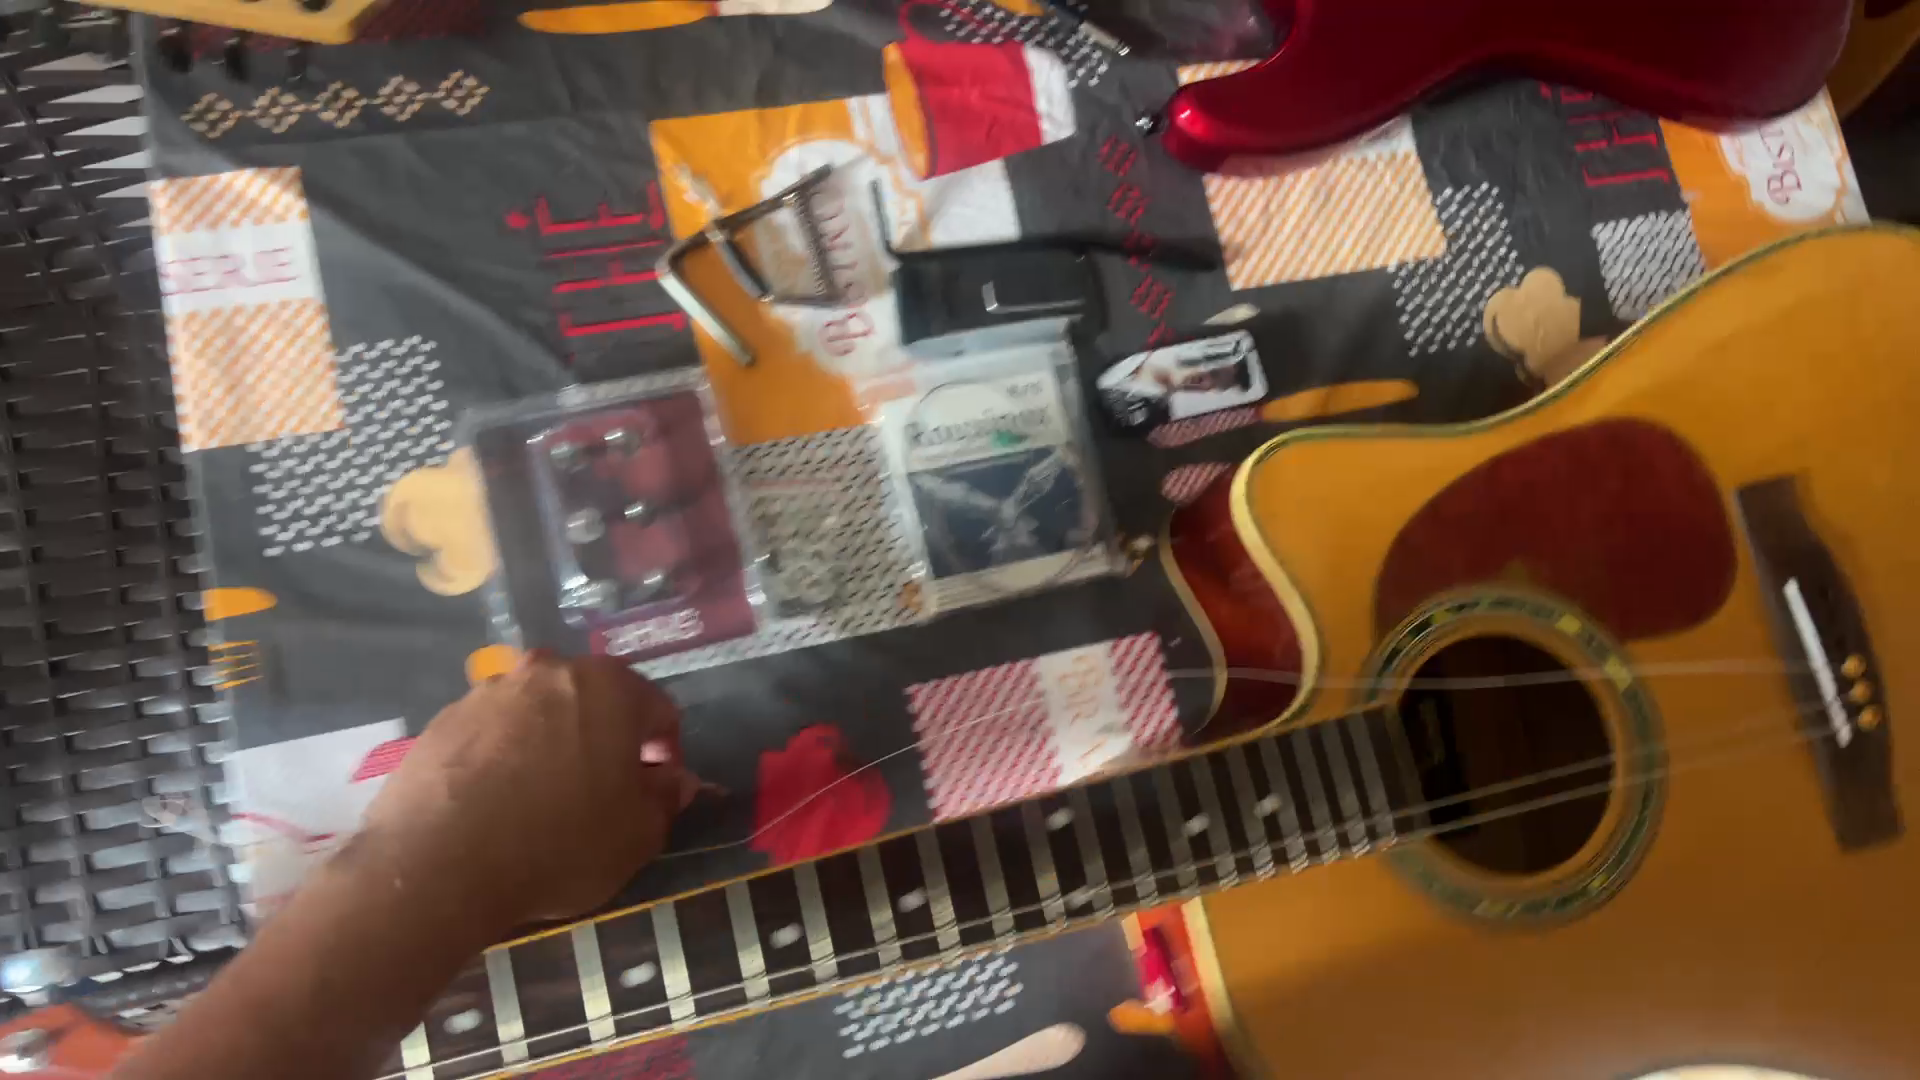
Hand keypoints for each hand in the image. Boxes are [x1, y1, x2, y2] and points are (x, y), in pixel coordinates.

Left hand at [359, 651, 695, 932]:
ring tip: (541, 800)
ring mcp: (492, 690)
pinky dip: (504, 757)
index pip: (659, 712)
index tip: (652, 792)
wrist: (433, 870)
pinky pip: (494, 733)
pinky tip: (496, 804)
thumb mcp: (637, 834)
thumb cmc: (559, 843)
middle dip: (607, 741)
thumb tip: (674, 781)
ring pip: (543, 713)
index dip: (663, 755)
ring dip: (554, 744)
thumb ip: (665, 798)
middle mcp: (554, 671)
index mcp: (612, 686)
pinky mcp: (443, 719)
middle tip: (601, 793)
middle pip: (598, 703)